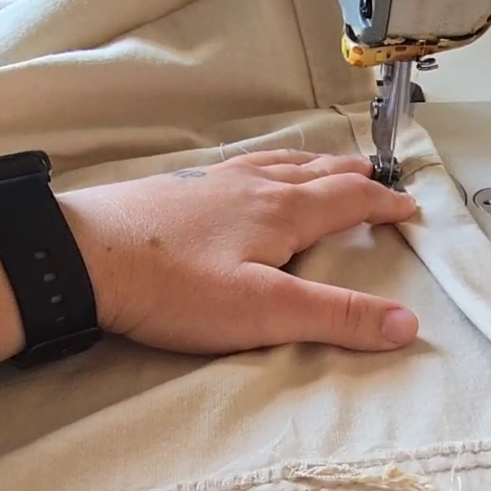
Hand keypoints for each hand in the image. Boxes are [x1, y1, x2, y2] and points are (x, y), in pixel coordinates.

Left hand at [58, 150, 420, 354]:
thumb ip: (337, 317)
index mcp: (280, 212)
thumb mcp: (267, 312)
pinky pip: (236, 166)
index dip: (381, 204)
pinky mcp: (175, 190)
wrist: (82, 258)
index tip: (408, 206)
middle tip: (374, 174)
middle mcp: (250, 187)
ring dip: (309, 164)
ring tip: (323, 165)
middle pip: (314, 173)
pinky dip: (264, 165)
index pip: (346, 200)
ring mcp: (210, 183)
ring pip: (274, 164)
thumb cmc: (177, 289)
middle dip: (350, 176)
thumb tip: (407, 326)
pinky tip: (247, 175)